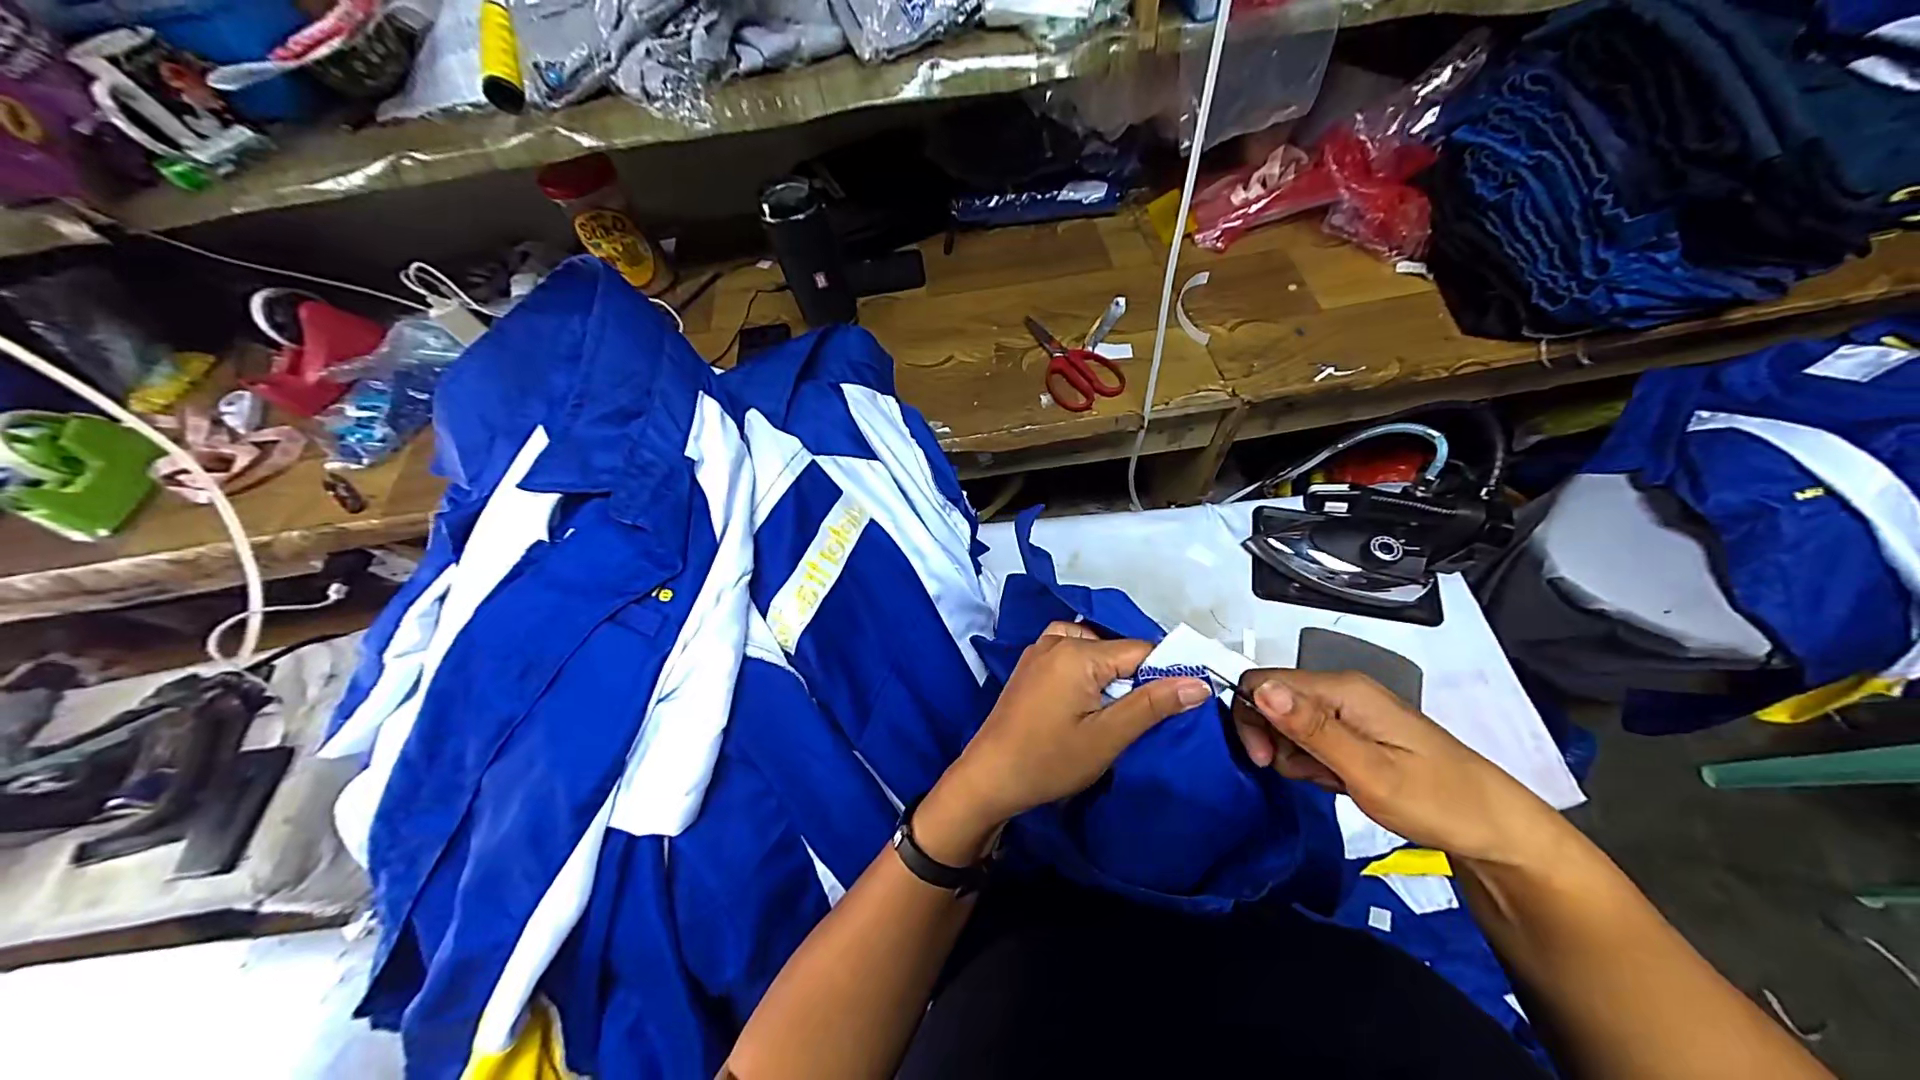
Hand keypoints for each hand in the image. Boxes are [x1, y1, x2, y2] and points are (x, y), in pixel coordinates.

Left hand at [927, 622, 1210, 850]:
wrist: (989, 777)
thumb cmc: (1048, 760)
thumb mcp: (1107, 736)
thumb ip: (1153, 704)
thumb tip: (1198, 682)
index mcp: (1078, 651)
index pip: (1141, 650)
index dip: (1165, 675)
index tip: (1178, 704)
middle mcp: (1058, 640)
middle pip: (1116, 649)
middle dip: (1136, 677)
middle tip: (1139, 717)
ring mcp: (1039, 650)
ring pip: (1094, 649)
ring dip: (1110, 675)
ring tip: (1114, 712)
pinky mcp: (1030, 665)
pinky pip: (1070, 653)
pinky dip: (1086, 669)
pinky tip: (1087, 700)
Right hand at [1230, 668, 1565, 865]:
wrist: (1495, 832)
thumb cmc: (1441, 803)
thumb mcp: (1369, 771)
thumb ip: (1311, 728)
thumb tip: (1261, 689)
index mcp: (1344, 690)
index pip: (1263, 682)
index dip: (1251, 718)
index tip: (1263, 759)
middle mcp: (1343, 692)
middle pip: (1271, 700)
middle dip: (1270, 738)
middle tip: (1298, 773)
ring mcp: (1348, 712)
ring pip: (1285, 722)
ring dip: (1291, 754)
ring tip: (1326, 779)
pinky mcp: (1352, 732)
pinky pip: (1307, 738)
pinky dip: (1308, 761)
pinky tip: (1332, 779)